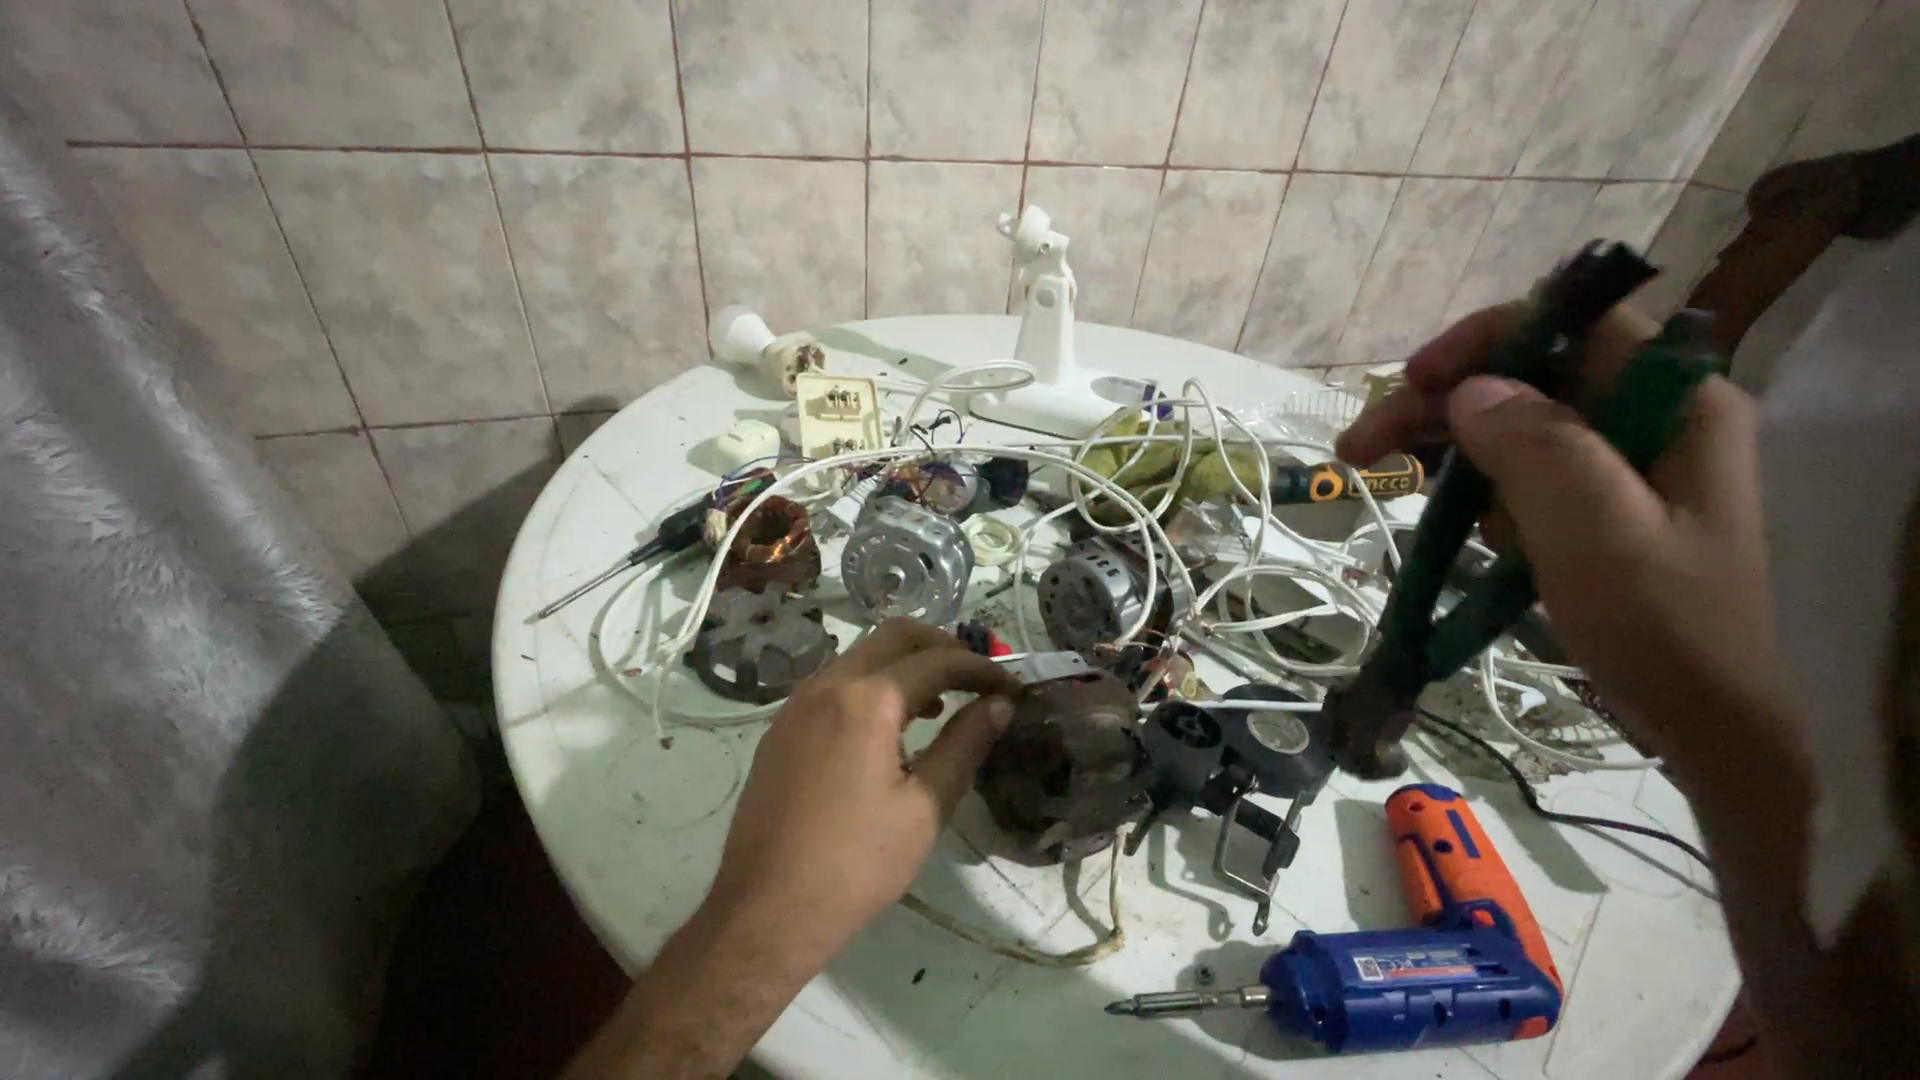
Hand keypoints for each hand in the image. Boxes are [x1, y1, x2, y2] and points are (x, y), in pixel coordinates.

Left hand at [706, 618, 1020, 948]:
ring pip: (861, 656)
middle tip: (976, 679)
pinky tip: (890, 730)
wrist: (764, 911)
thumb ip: (964, 745)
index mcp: (865, 700)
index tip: (1013, 688)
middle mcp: (826, 685)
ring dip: (905, 666)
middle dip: (942, 647)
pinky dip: (872, 687)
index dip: (982, 669)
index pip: (937, 661)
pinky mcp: (782, 728)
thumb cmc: (854, 865)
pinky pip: (836, 684)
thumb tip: (999, 705)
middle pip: (894, 636)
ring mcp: (797, 703)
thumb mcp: (924, 808)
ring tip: (940, 705)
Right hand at [1337, 305, 1790, 765]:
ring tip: (1371, 471)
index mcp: (1673, 402)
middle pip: (1522, 376)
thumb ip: (1539, 449)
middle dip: (1435, 402)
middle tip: (1358, 445)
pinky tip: (1431, 508)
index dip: (1486, 339)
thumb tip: (1467, 391)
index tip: (1414, 381)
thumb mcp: (1597, 532)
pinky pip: (1507, 469)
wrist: (1699, 716)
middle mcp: (1643, 416)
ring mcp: (1612, 461)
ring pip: (1503, 422)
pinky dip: (1461, 482)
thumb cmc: (1661, 623)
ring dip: (1435, 442)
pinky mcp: (1584, 502)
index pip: (1573, 325)